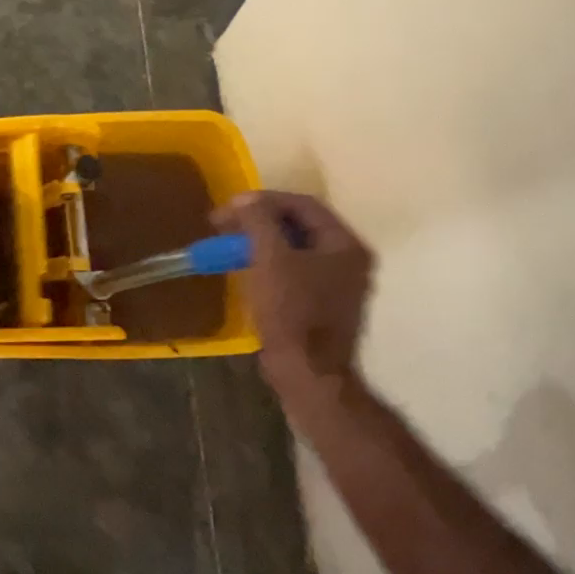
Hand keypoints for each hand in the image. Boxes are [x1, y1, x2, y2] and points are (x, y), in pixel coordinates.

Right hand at [213, 191, 374, 414]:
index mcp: (345, 244)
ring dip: (261, 242)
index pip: (303, 204)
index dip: (263, 200)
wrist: (307, 374)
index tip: (229, 208)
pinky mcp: (323, 305)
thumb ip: (258, 220)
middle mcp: (349, 260)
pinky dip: (269, 264)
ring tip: (229, 247)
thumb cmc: (292, 311)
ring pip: (294, 248)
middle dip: (259, 220)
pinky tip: (246, 270)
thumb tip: (246, 199)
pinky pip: (294, 271)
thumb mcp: (270, 257)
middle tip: (225, 225)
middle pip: (299, 224)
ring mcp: (338, 284)